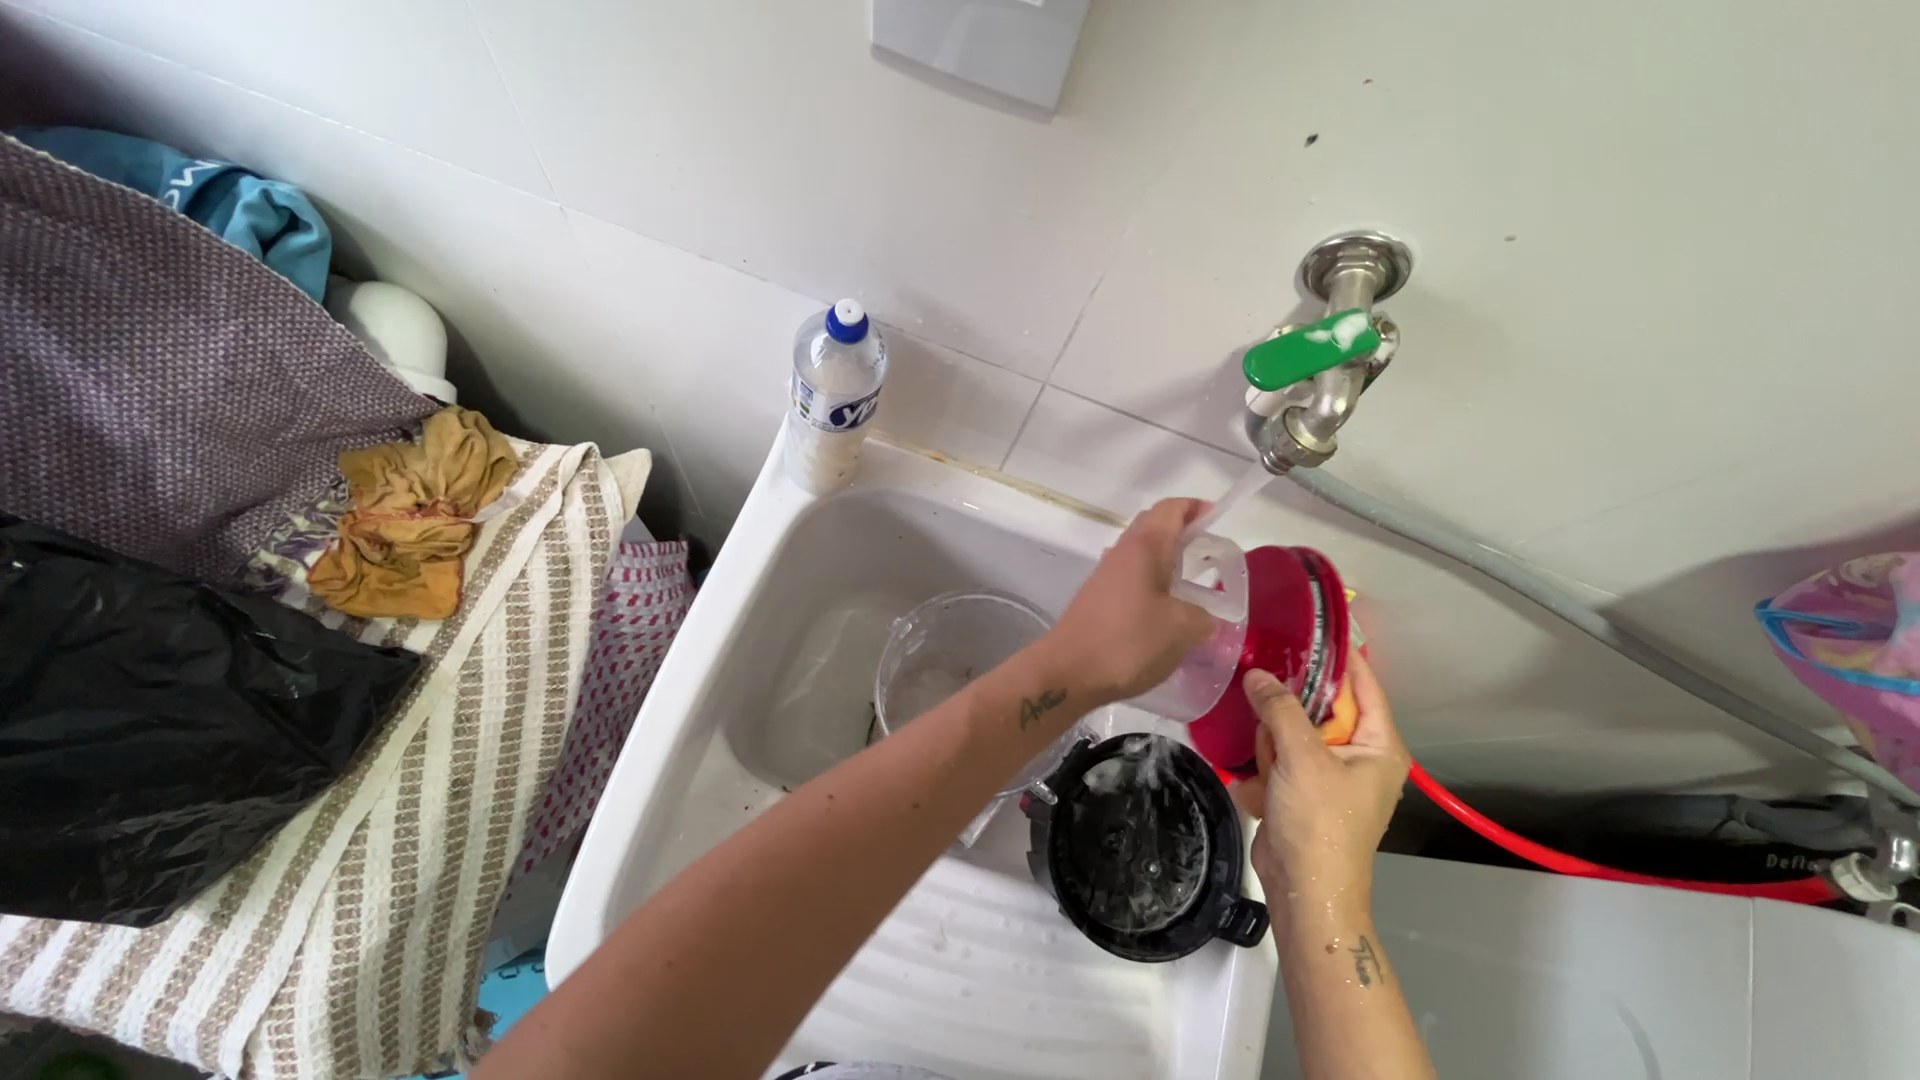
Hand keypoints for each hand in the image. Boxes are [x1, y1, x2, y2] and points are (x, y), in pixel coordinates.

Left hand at [1039, 498, 1215, 705]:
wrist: (1068, 672)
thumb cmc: (1128, 641)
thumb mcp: (1181, 629)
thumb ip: (1203, 616)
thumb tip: (1205, 617)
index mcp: (1145, 547)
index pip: (1170, 509)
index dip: (1194, 507)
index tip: (1216, 516)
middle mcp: (1122, 552)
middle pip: (1152, 526)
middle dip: (1180, 530)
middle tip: (1207, 550)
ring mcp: (1105, 576)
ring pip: (1139, 553)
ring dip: (1164, 558)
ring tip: (1191, 581)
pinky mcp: (1096, 599)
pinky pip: (1129, 577)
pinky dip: (1150, 581)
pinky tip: (1163, 608)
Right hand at [1235, 653, 1409, 905]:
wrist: (1304, 890)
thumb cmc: (1319, 823)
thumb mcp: (1301, 758)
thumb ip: (1279, 708)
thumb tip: (1256, 673)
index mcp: (1379, 744)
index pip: (1363, 683)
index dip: (1337, 653)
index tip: (1305, 624)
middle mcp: (1359, 753)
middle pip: (1321, 703)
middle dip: (1289, 699)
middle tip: (1258, 681)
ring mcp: (1330, 772)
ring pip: (1294, 727)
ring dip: (1272, 734)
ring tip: (1263, 754)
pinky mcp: (1303, 788)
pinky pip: (1281, 753)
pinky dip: (1266, 756)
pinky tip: (1254, 770)